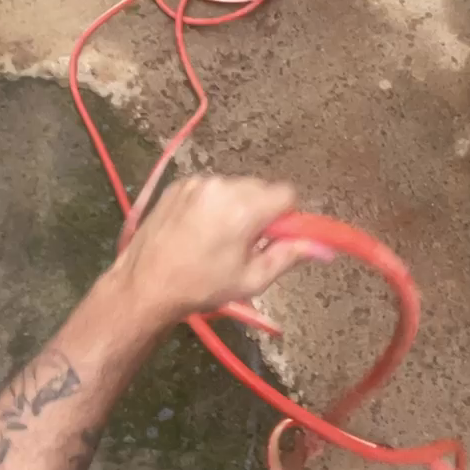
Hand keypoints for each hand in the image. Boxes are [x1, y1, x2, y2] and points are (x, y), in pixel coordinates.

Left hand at [104, 175, 321, 323]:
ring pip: (236, 187)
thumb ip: (290, 256)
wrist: (145, 284)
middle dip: (262, 211)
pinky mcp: (180, 184)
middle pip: (261, 188)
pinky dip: (213, 203)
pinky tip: (199, 229)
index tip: (274, 237)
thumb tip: (324, 247)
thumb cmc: (201, 287)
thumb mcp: (252, 279)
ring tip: (218, 238)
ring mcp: (198, 182)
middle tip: (245, 243)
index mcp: (244, 209)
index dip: (287, 216)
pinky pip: (211, 188)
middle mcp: (222, 186)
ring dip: (237, 206)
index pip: (287, 193)